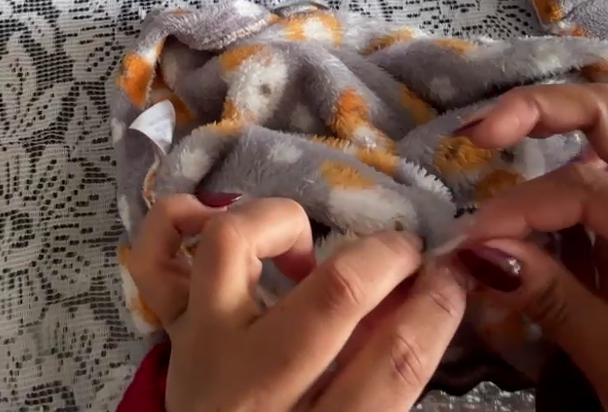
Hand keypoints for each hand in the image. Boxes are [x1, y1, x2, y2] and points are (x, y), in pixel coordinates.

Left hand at [125, 195, 469, 410]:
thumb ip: (381, 375)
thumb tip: (420, 294)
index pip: (391, 367)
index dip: (435, 309)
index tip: (451, 273)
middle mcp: (250, 389)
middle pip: (329, 298)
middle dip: (381, 259)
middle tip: (402, 249)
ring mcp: (198, 349)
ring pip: (232, 245)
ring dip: (280, 225)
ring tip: (303, 250)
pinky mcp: (168, 328)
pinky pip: (156, 254)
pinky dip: (182, 217)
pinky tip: (218, 221)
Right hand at [452, 83, 607, 411]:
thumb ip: (556, 302)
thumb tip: (473, 250)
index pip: (590, 190)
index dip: (522, 206)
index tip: (470, 241)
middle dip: (541, 110)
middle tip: (479, 132)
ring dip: (553, 127)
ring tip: (494, 139)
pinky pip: (605, 184)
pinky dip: (559, 175)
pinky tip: (524, 189)